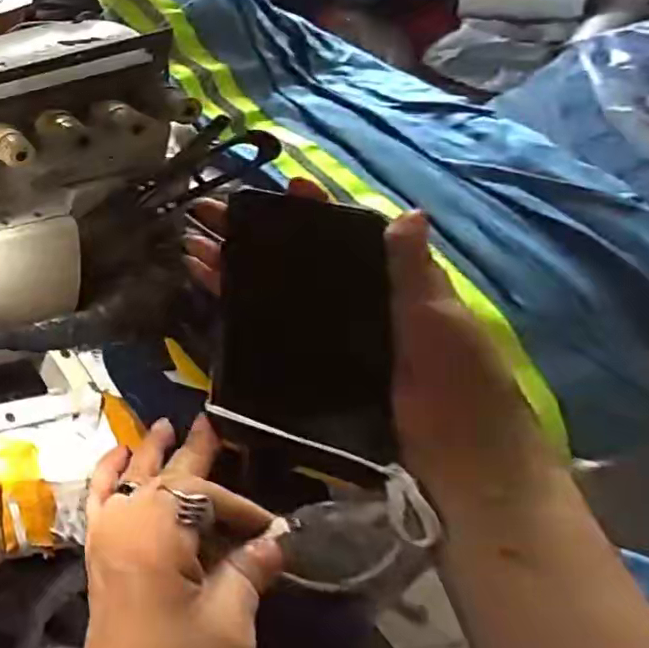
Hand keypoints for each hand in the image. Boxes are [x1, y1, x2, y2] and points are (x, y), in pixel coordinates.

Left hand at [83, 416, 285, 647]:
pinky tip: (119, 453)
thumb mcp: (227, 625)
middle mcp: (125, 516)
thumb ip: (246, 574)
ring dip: (150, 451)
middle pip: (163, 474)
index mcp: (156, 528)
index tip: (272, 527)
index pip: (201, 495)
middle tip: (209, 424)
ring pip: (131, 476)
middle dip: (191, 452)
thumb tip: (275, 542)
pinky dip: (109, 469)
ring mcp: (105, 526)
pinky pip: (99, 492)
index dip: (239, 507)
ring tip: (166, 426)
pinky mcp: (96, 543)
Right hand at [180, 181, 556, 498]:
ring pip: (263, 283)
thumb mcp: (440, 319)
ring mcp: (318, 329)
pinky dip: (225, 294)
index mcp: (380, 282)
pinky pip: (254, 318)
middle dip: (246, 229)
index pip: (339, 235)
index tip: (282, 185)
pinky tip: (200, 276)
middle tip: (205, 209)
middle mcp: (343, 299)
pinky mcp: (297, 357)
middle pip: (287, 255)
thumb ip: (414, 269)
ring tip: (191, 241)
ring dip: (227, 258)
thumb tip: (410, 212)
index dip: (310, 209)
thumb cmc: (457, 382)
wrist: (453, 462)